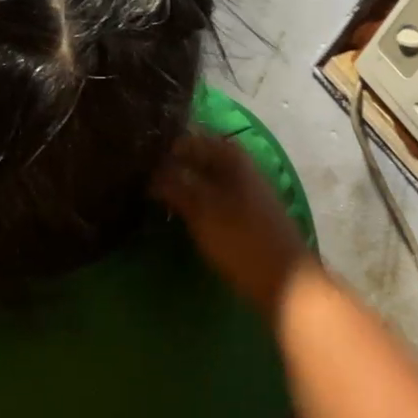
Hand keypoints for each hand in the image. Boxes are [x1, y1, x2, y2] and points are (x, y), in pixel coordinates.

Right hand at [151, 133, 314, 311]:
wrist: (284, 280)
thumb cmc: (240, 239)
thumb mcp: (200, 210)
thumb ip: (172, 184)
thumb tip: (147, 170)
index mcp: (230, 155)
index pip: (186, 137)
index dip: (160, 146)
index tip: (132, 156)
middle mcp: (238, 164)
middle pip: (195, 155)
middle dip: (167, 163)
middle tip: (135, 174)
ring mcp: (242, 188)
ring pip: (201, 175)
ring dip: (178, 180)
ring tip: (146, 189)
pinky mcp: (242, 210)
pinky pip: (209, 193)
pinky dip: (190, 196)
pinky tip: (172, 207)